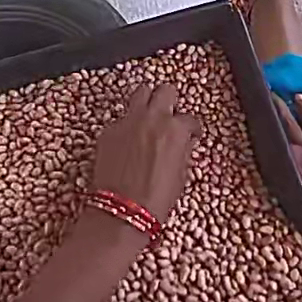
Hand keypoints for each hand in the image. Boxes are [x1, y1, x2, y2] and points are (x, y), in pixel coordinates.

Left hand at [91, 84, 199, 221]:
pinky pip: (122, 118)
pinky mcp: (109, 130)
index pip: (190, 118)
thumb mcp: (181, 174)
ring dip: (148, 101)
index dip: (192, 128)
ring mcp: (128, 121)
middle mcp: (152, 118)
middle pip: (165, 90)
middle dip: (170, 100)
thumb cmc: (156, 198)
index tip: (191, 134)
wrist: (123, 211)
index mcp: (175, 129)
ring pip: (141, 93)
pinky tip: (129, 141)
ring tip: (149, 116)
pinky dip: (128, 125)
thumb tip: (183, 143)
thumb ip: (183, 150)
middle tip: (170, 113)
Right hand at [275, 94, 301, 241]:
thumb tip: (271, 149)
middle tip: (276, 94)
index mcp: (292, 156)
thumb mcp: (282, 188)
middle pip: (294, 123)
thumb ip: (277, 167)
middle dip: (284, 106)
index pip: (280, 128)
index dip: (273, 112)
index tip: (266, 99)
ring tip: (300, 98)